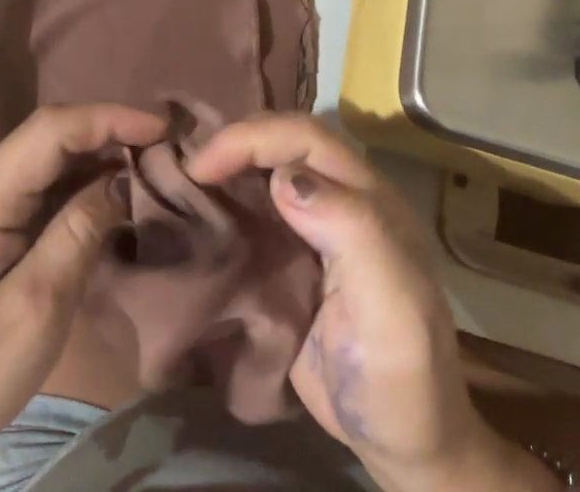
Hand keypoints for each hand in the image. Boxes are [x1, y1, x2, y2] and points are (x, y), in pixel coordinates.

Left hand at [0, 104, 165, 491]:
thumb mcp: (37, 306)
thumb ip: (78, 232)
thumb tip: (122, 176)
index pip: (48, 131)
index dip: (108, 119)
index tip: (163, 128)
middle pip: (49, 137)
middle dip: (110, 133)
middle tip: (171, 148)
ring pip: (49, 159)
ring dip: (101, 157)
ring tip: (157, 166)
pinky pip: (43, 187)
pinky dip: (84, 184)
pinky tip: (121, 194)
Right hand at [189, 115, 556, 491]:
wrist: (399, 439)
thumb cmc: (399, 377)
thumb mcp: (390, 310)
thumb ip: (354, 234)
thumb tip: (286, 178)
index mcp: (371, 203)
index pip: (306, 139)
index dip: (251, 139)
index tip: (202, 167)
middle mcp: (343, 204)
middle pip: (284, 145)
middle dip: (234, 143)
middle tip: (183, 170)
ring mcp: (318, 231)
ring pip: (269, 171)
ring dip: (227, 167)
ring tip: (180, 181)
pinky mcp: (294, 258)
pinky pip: (257, 210)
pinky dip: (225, 201)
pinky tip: (197, 212)